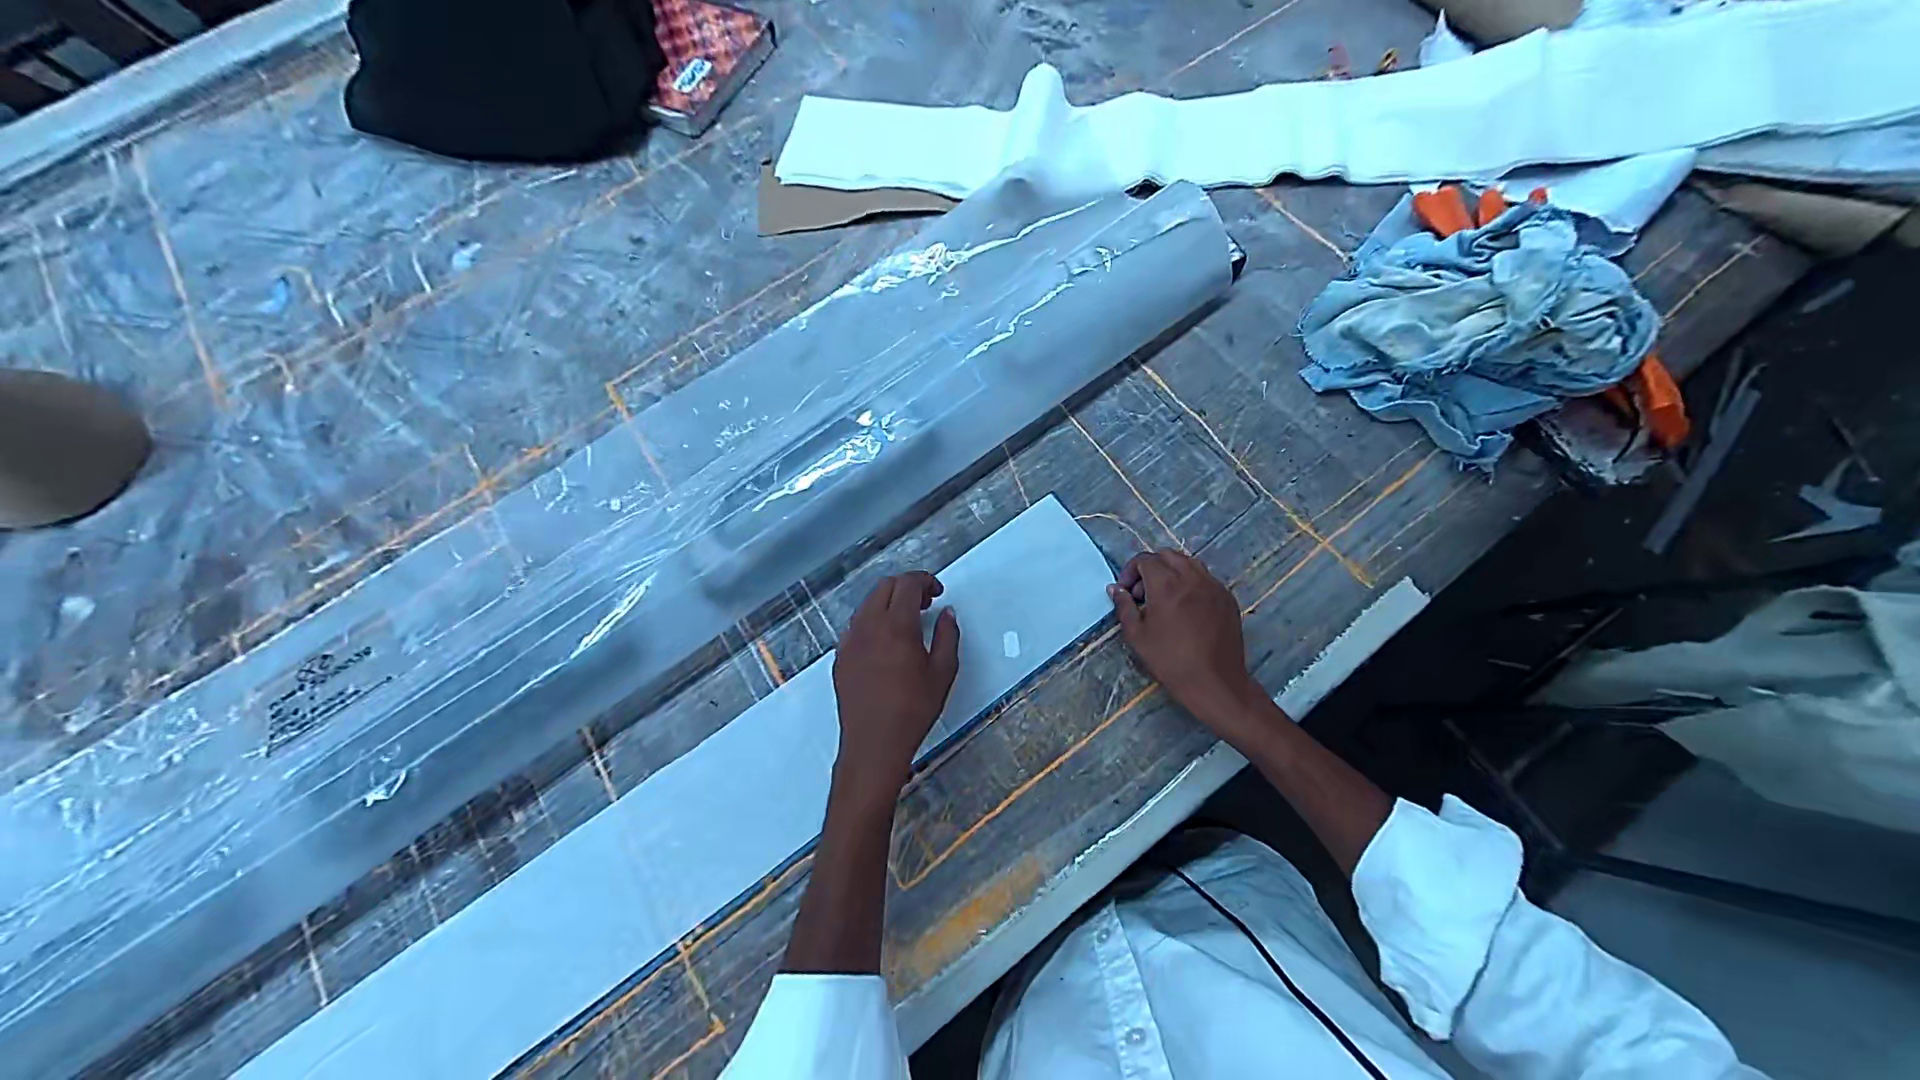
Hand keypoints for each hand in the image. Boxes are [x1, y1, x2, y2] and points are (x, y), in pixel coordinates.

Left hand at [832, 571, 960, 798]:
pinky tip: (885, 642)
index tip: (937, 591)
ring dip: (888, 602)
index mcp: (896, 625)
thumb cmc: (912, 710)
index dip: (925, 580)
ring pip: (868, 604)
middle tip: (925, 603)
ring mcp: (850, 640)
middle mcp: (869, 626)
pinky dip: (873, 620)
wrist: (874, 743)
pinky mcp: (840, 657)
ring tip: (907, 621)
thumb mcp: (942, 672)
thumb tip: (947, 614)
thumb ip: (947, 636)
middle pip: (885, 587)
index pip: (908, 584)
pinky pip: (856, 625)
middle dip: (907, 587)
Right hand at [1109, 550, 1265, 737]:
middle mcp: (1192, 578)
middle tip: (1142, 593)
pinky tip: (1185, 607)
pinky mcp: (1227, 598)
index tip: (1126, 592)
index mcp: (1167, 585)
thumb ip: (1124, 606)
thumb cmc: (1170, 661)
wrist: (1214, 681)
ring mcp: (1213, 586)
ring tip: (1164, 598)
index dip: (1129, 572)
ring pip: (1189, 563)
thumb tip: (1116, 589)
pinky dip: (1190, 583)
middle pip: (1167, 555)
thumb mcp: (1137, 635)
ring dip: (1171, 572)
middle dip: (1150, 568)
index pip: (1144, 560)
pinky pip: (1205, 578)